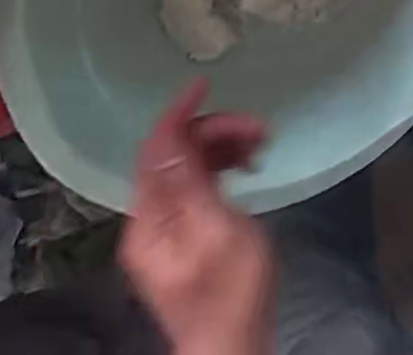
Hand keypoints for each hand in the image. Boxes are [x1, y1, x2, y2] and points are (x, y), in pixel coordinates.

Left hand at [119, 79, 273, 354]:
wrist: (233, 346)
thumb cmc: (232, 292)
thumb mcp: (216, 232)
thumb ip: (190, 182)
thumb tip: (170, 134)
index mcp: (152, 218)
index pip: (157, 148)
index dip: (179, 112)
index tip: (204, 83)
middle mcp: (152, 216)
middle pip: (177, 152)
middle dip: (216, 131)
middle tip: (259, 130)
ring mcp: (168, 224)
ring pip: (190, 162)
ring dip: (223, 145)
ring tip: (260, 145)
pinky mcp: (186, 229)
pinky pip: (199, 180)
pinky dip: (222, 164)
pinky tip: (247, 165)